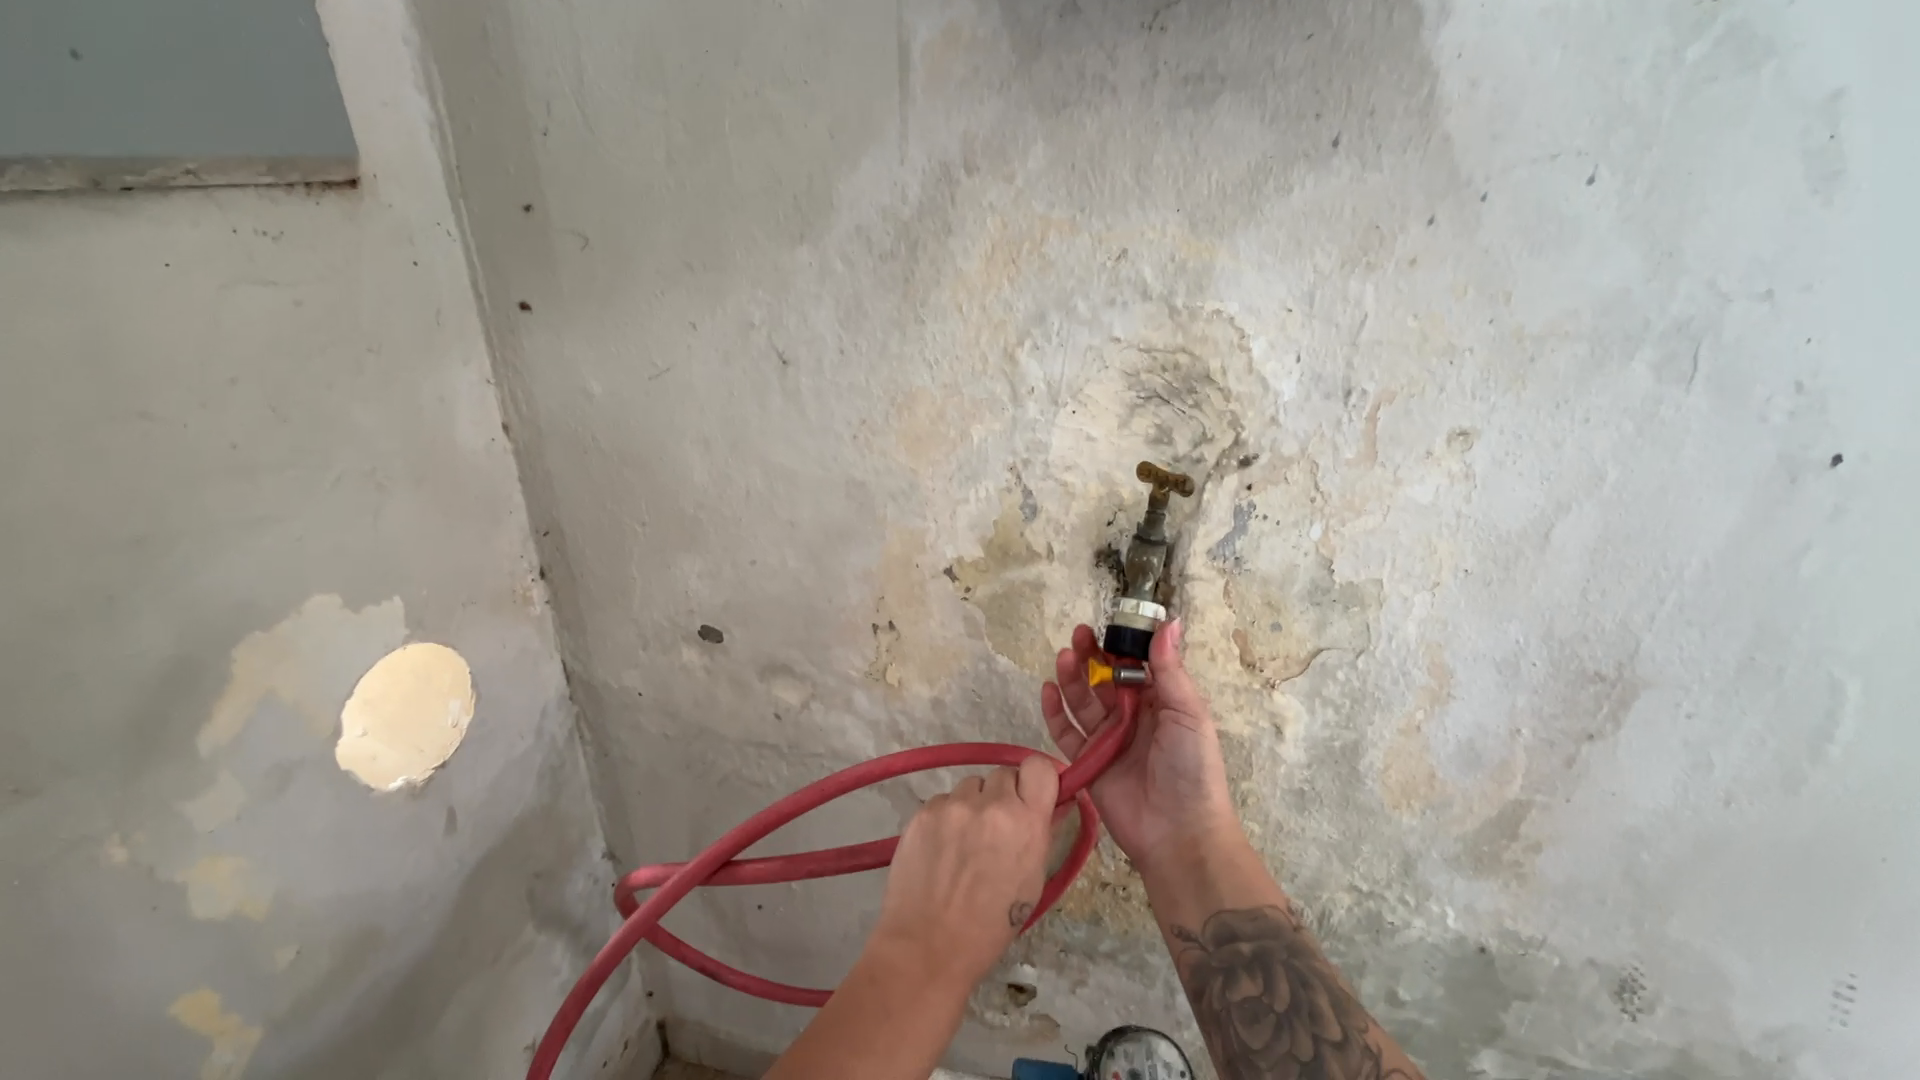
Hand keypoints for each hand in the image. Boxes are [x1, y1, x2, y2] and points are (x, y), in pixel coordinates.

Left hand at [869, 756, 1059, 988]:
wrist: (928, 945)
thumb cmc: (991, 925)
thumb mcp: (1033, 882)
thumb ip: (1044, 834)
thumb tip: (1057, 803)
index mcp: (1025, 821)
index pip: (1039, 766)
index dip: (1036, 779)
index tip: (1032, 796)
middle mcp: (990, 804)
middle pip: (1003, 775)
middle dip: (1003, 796)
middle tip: (996, 830)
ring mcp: (952, 805)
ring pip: (970, 786)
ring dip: (973, 805)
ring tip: (964, 844)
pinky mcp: (922, 812)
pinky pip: (942, 801)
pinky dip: (945, 817)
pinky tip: (941, 849)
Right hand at [1041, 620, 1241, 875]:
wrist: (1179, 832)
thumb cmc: (1191, 768)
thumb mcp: (1188, 714)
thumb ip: (1170, 669)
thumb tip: (1168, 621)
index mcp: (1161, 703)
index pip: (1136, 666)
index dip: (1121, 646)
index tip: (1108, 625)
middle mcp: (1132, 717)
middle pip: (1105, 680)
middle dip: (1091, 656)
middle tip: (1079, 634)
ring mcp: (1108, 739)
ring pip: (1083, 700)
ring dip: (1072, 677)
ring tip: (1064, 655)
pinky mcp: (1088, 761)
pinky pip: (1066, 732)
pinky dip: (1055, 711)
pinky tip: (1048, 689)